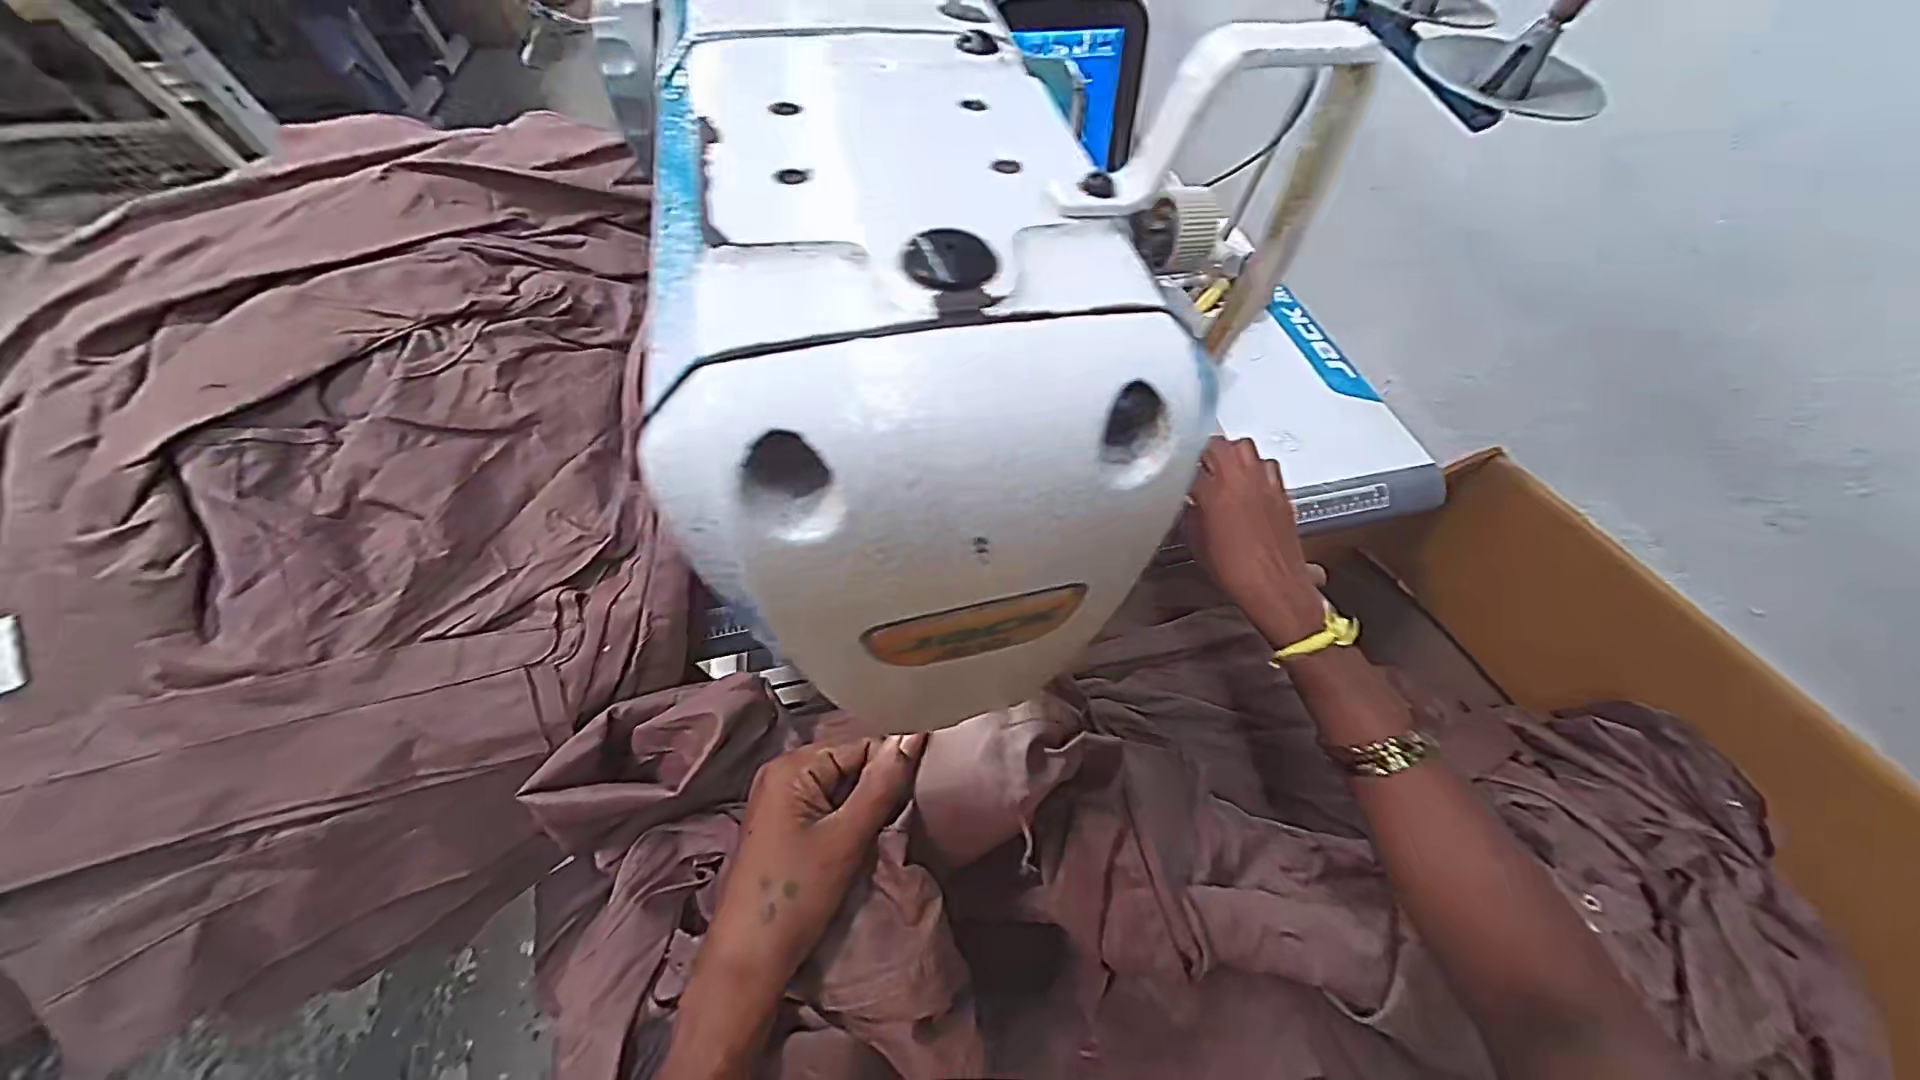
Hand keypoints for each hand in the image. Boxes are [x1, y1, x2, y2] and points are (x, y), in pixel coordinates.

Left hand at [700, 734, 928, 993]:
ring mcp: (780, 799)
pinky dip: (848, 820)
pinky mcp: (784, 823)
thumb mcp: (846, 838)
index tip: (909, 800)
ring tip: (875, 835)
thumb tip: (913, 735)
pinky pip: (828, 805)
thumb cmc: (795, 896)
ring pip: (843, 787)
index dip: (890, 769)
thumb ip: (881, 785)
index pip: (862, 745)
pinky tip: (856, 843)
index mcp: (792, 766)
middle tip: (892, 822)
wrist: (748, 961)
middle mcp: (782, 772)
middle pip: (851, 763)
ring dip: (865, 807)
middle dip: (877, 788)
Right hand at [1184, 436, 1328, 646]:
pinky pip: (1266, 466)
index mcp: (1214, 490)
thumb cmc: (1234, 570)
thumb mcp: (1196, 540)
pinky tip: (1247, 484)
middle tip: (1194, 464)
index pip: (1189, 460)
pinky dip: (1254, 468)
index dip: (1179, 465)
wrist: (1273, 585)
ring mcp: (1265, 482)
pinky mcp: (1282, 492)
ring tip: (1221, 469)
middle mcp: (1242, 479)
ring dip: (1230, 454)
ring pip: (1245, 448)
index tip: (1173, 471)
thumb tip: (1188, 500)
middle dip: (1204, 451)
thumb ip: (1190, 511)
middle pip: (1219, 444)